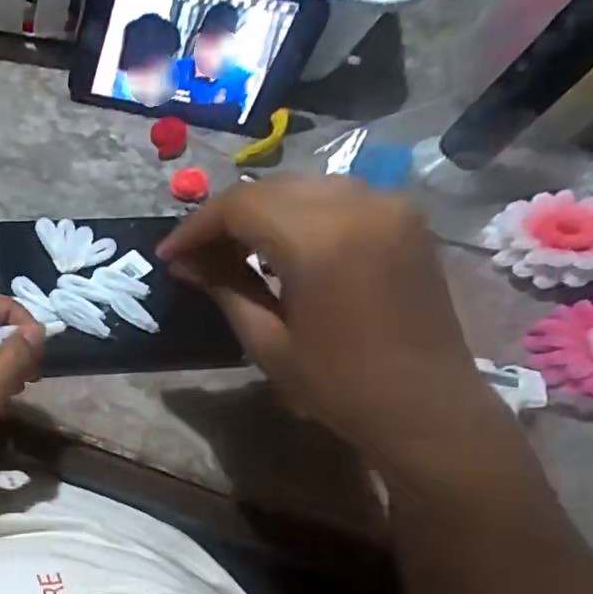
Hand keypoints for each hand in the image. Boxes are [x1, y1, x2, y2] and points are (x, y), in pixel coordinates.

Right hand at [157, 176, 504, 482]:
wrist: (423, 406)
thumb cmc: (338, 385)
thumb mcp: (267, 343)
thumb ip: (225, 288)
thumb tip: (185, 262)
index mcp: (320, 239)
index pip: (241, 205)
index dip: (196, 226)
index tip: (169, 255)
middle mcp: (358, 203)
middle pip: (272, 187)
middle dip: (226, 217)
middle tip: (195, 255)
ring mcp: (389, 206)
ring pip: (305, 187)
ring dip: (262, 212)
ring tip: (232, 251)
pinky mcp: (405, 218)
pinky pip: (337, 198)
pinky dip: (299, 214)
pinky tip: (280, 247)